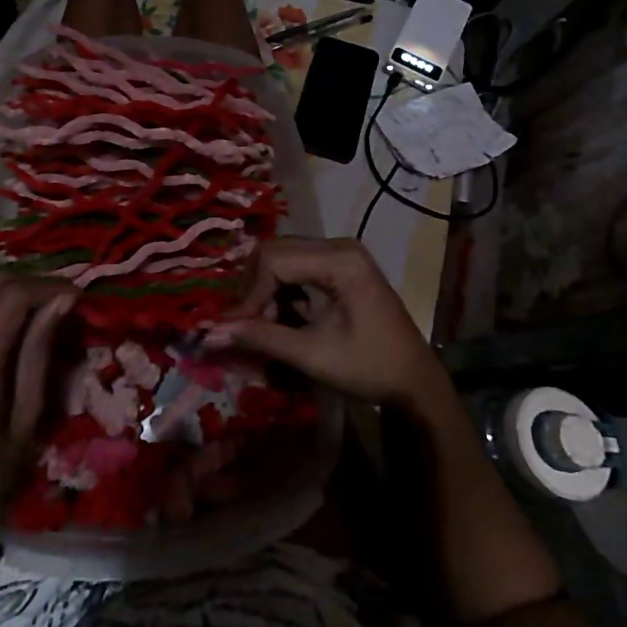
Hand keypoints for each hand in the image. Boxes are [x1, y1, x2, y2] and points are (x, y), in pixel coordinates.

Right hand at [211, 237, 448, 410]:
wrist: (416, 381)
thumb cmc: (369, 368)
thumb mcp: (312, 355)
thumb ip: (261, 338)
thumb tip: (210, 333)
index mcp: (340, 260)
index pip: (273, 261)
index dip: (249, 295)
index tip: (235, 330)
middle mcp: (340, 245)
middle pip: (275, 251)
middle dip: (254, 288)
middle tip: (247, 325)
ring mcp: (343, 253)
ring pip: (283, 256)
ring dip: (266, 288)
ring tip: (264, 324)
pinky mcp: (342, 265)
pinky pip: (298, 265)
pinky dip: (282, 288)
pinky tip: (282, 316)